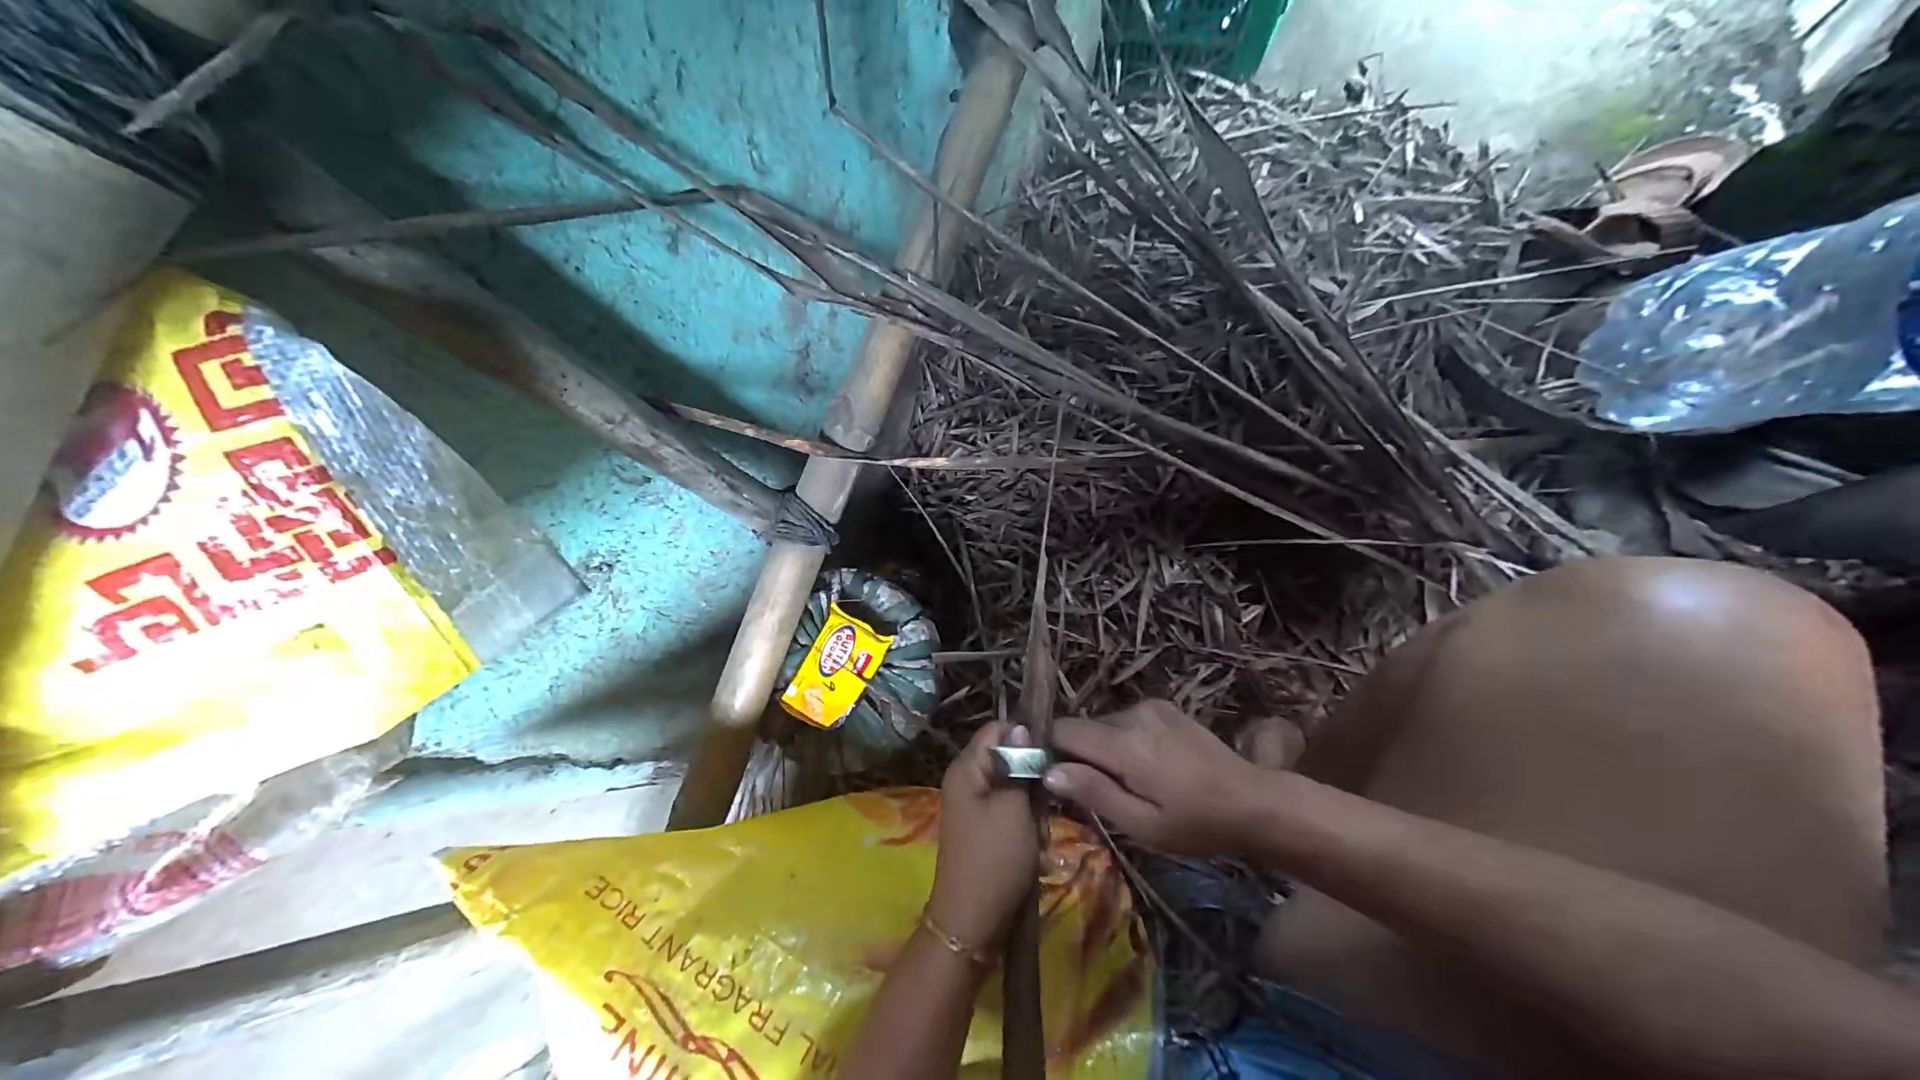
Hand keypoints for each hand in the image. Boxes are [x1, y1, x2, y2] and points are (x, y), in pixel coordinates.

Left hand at [929, 721, 1039, 946]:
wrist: (972, 921)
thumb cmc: (995, 858)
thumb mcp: (1014, 807)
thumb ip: (1018, 763)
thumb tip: (1022, 727)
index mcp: (966, 768)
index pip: (998, 728)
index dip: (1026, 735)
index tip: (1052, 756)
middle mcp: (966, 780)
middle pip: (1007, 757)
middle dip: (1032, 777)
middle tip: (1048, 802)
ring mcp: (974, 805)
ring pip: (1014, 786)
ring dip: (1032, 806)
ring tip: (1040, 832)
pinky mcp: (984, 827)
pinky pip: (1010, 811)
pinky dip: (1026, 825)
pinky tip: (1035, 847)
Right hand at [1043, 700, 1269, 855]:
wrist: (1254, 802)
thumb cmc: (1196, 823)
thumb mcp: (1142, 824)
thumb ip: (1094, 794)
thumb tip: (1049, 772)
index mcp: (1125, 743)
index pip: (1064, 729)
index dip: (1052, 750)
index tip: (1056, 777)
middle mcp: (1134, 714)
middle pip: (1084, 727)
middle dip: (1082, 755)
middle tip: (1102, 793)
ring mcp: (1152, 707)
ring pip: (1105, 724)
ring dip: (1105, 749)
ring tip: (1132, 783)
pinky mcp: (1165, 708)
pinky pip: (1127, 721)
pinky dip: (1125, 741)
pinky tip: (1150, 767)